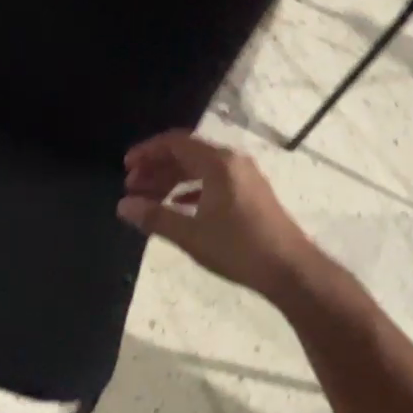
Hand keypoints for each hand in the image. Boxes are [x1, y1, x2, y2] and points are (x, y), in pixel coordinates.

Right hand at [118, 130, 313, 297]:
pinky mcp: (250, 194)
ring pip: (199, 170)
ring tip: (149, 200)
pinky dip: (191, 191)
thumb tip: (123, 206)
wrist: (289, 269)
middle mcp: (232, 162)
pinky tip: (177, 206)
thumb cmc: (238, 248)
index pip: (175, 143)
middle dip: (156, 169)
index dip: (147, 152)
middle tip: (132, 188)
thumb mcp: (190, 234)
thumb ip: (154, 217)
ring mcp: (244, 177)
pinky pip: (213, 182)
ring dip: (172, 181)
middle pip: (186, 154)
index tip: (126, 168)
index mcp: (218, 163)